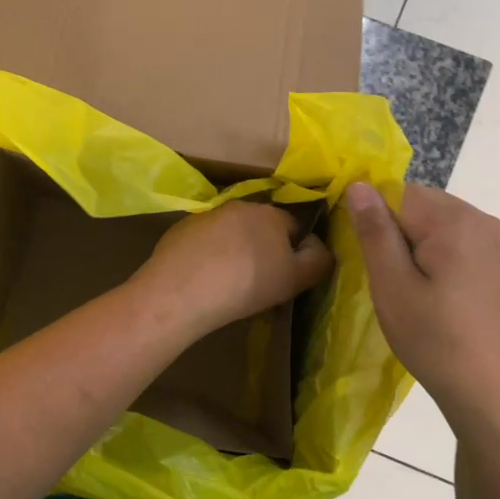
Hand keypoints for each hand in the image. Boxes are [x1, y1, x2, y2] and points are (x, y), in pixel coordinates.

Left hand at [130, 201, 332, 333]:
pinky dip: (206, 257)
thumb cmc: (245, 286)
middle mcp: (239, 206)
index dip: (293, 254)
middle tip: (257, 283)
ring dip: (233, 252)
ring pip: (229, 234)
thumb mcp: (294, 280)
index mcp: (271, 214)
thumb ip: (317, 262)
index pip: (294, 228)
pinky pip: (202, 243)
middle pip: (260, 228)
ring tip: (227, 284)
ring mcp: (205, 216)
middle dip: (262, 249)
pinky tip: (201, 280)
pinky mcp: (178, 231)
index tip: (284, 278)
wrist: (180, 292)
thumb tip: (321, 249)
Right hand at [345, 181, 499, 421]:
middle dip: (393, 231)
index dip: (371, 218)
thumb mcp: (392, 286)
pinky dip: (433, 258)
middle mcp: (480, 220)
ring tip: (402, 288)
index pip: (397, 192)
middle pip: (419, 205)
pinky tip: (428, 294)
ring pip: (436, 225)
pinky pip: (454, 244)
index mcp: (454, 220)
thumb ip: (375, 231)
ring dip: (412, 246)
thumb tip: (358, 184)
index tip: (359, 254)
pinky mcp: (497, 264)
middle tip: (380, 277)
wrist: (490, 388)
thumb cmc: (434, 339)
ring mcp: (494, 242)